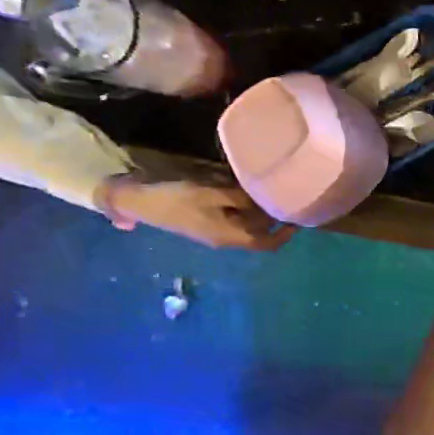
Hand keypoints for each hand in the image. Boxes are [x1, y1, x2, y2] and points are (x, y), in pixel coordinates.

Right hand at [97, 176, 294, 249]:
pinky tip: (247, 191)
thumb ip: (240, 198)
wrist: (134, 201)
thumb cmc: (174, 198)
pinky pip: (234, 219)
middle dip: (274, 218)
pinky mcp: (205, 222)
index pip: (266, 243)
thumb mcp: (211, 194)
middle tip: (287, 196)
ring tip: (271, 191)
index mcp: (229, 236)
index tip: (299, 219)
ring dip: (259, 212)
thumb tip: (267, 200)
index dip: (286, 234)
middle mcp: (225, 238)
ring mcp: (214, 231)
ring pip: (247, 225)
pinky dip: (245, 208)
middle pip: (259, 233)